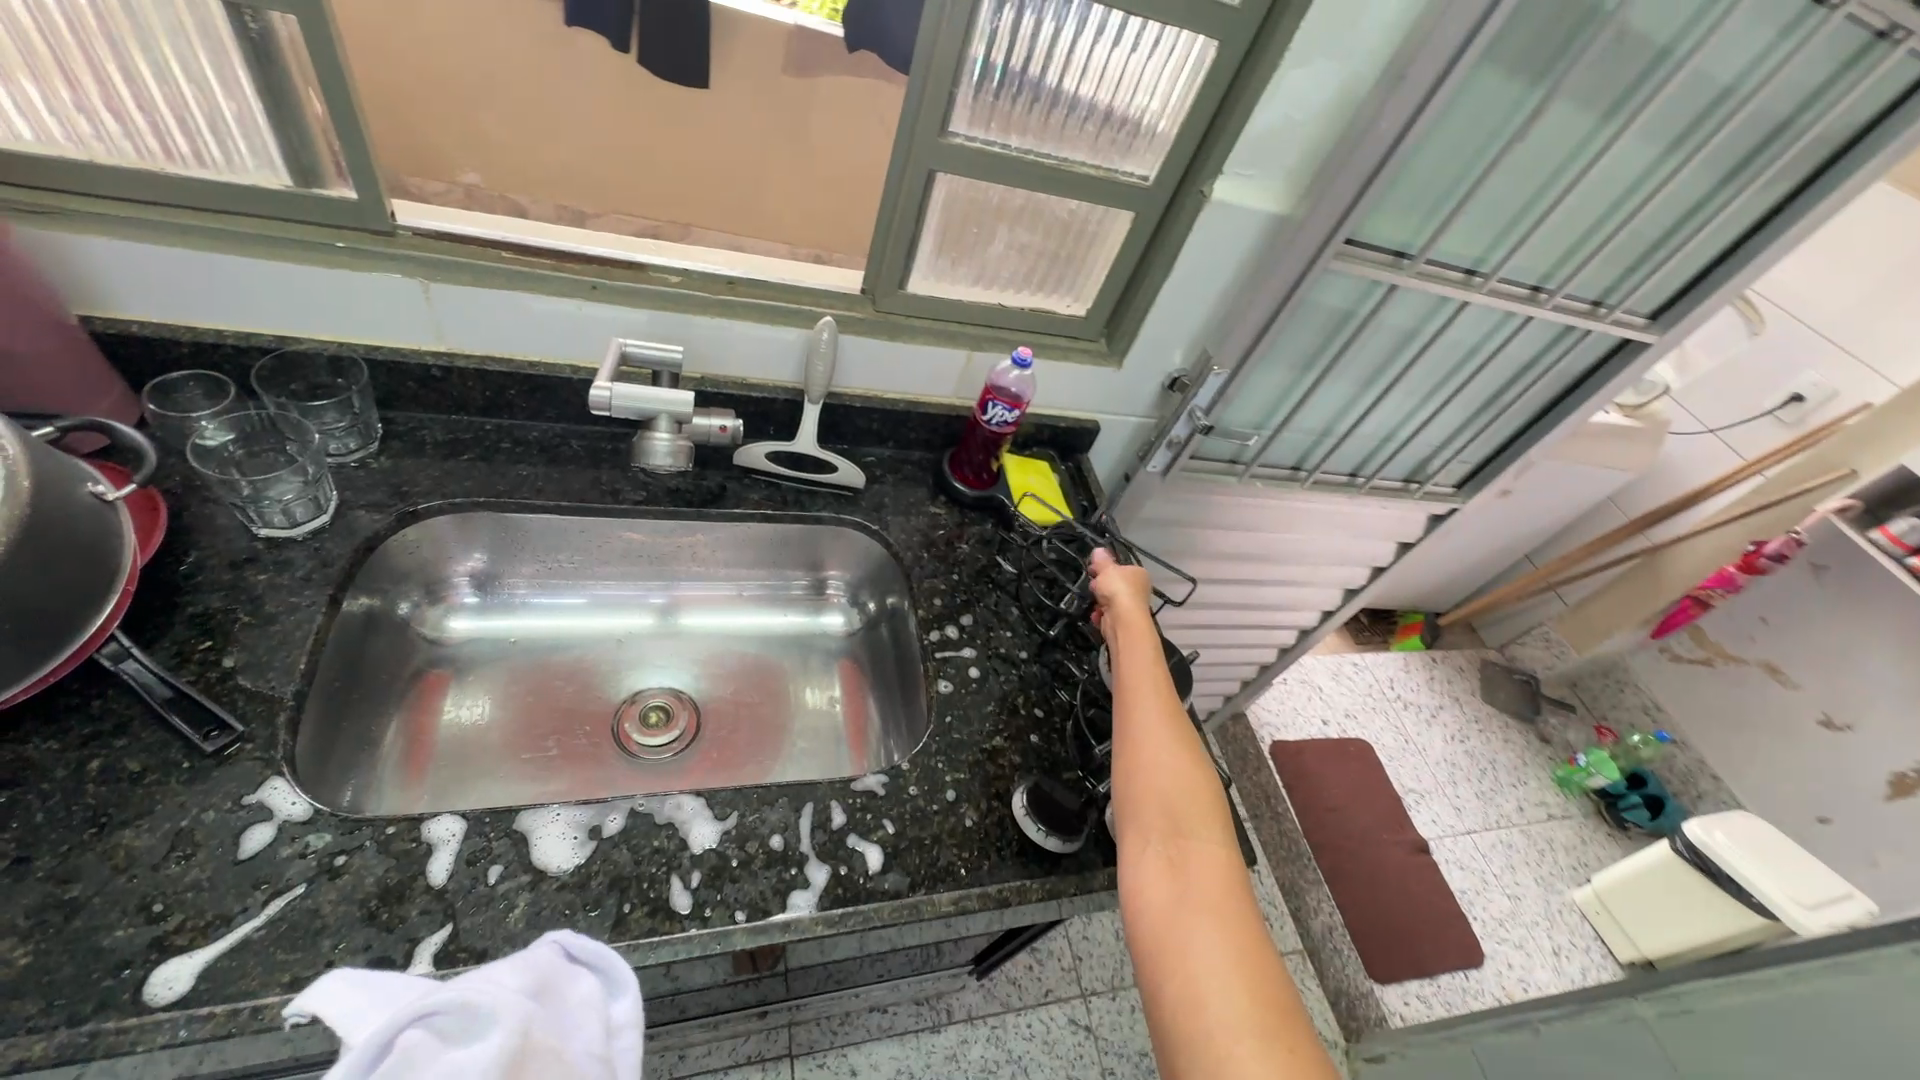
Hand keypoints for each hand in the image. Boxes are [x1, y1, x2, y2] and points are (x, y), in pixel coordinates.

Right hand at [1088, 547, 1152, 639]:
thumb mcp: (1107, 568)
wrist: (1123, 619)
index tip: (1093, 569)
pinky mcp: (1122, 621)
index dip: (1106, 567)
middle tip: (1092, 584)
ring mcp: (1130, 606)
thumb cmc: (1118, 588)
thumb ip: (1101, 560)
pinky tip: (1096, 613)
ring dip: (1098, 600)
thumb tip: (1098, 550)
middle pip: (1114, 584)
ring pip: (1109, 600)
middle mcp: (1138, 589)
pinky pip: (1106, 614)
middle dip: (1100, 585)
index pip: (1121, 567)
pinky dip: (1099, 614)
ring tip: (1092, 599)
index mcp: (1138, 573)